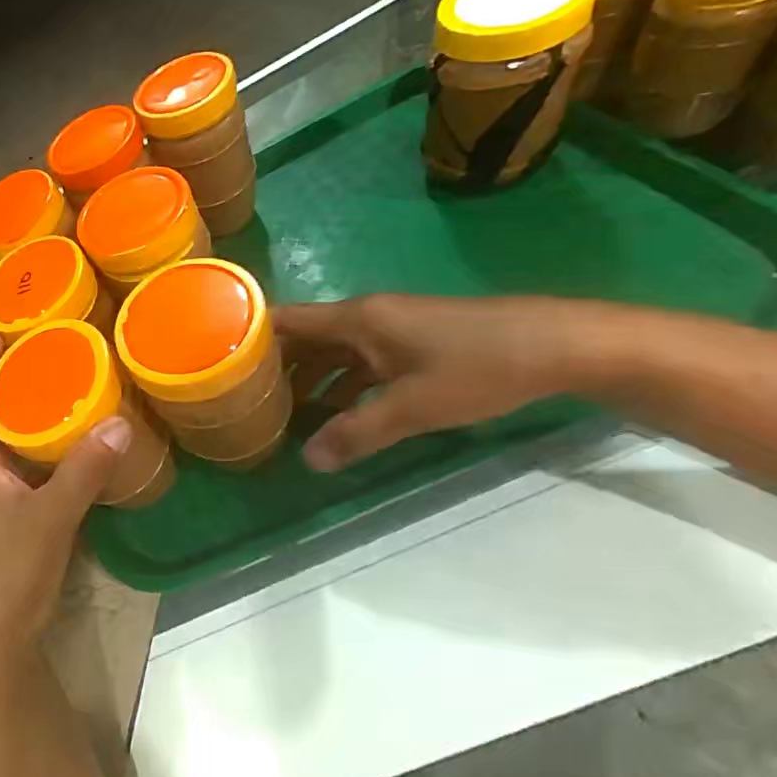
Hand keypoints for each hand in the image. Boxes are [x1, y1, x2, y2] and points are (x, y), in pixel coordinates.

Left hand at [0, 333, 129, 668]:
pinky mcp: (13, 520)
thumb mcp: (49, 517)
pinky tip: (74, 446)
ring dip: (28, 417)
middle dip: (9, 384)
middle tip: (45, 353)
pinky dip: (45, 450)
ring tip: (63, 388)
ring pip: (9, 446)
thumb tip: (120, 422)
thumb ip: (84, 471)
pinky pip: (28, 470)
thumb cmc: (9, 573)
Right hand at [278, 295, 618, 471]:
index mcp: (357, 318)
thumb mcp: (413, 406)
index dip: (252, 336)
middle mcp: (367, 316)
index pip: (287, 320)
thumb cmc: (479, 367)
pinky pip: (362, 361)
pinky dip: (343, 384)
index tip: (219, 365)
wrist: (556, 346)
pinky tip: (338, 413)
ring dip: (310, 379)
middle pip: (306, 337)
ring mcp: (392, 328)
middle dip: (277, 367)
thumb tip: (308, 459)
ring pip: (335, 352)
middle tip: (246, 403)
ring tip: (284, 415)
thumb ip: (358, 432)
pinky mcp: (413, 343)